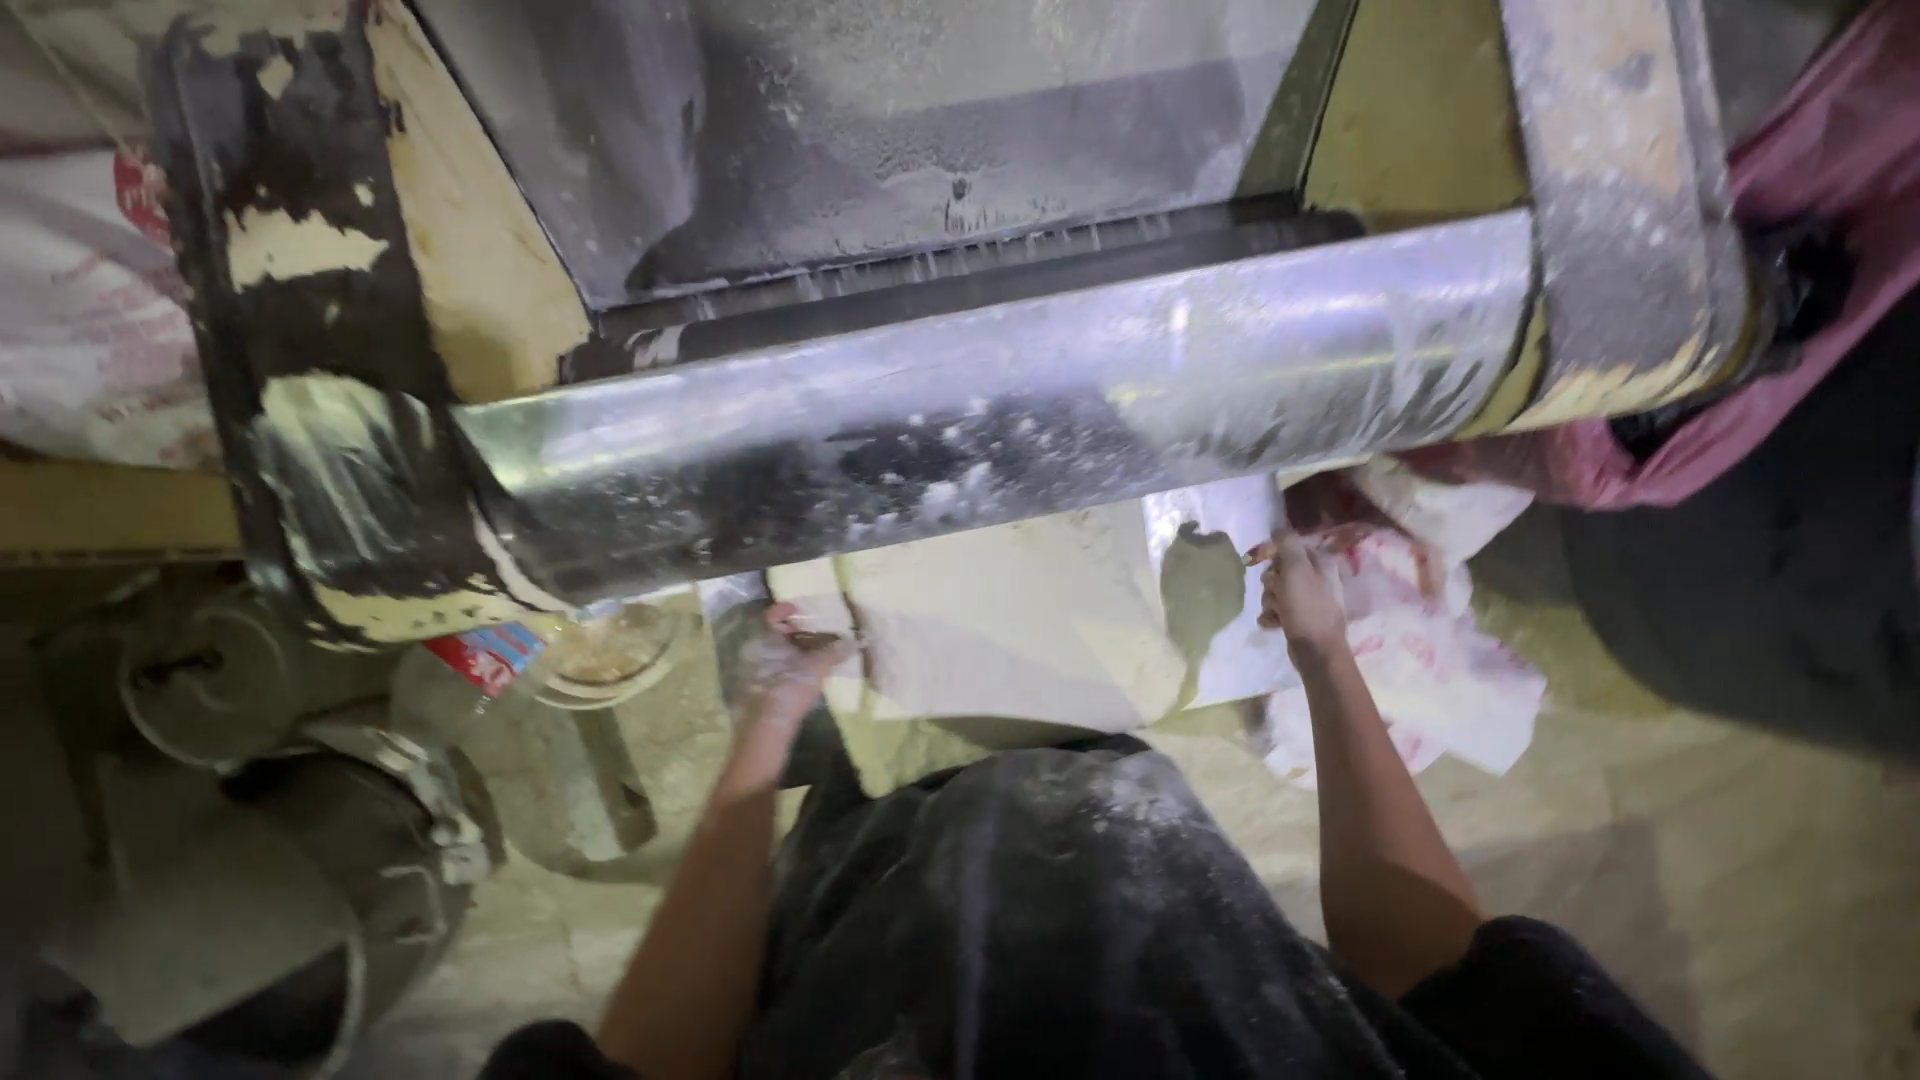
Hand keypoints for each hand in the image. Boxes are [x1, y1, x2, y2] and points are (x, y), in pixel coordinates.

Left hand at [735, 602, 854, 729]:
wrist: (768, 723)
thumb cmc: (790, 685)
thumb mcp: (818, 665)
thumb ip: (836, 651)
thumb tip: (859, 639)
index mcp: (766, 638)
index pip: (770, 615)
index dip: (784, 609)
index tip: (799, 609)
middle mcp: (756, 650)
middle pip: (772, 634)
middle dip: (792, 631)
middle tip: (811, 632)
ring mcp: (754, 670)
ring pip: (773, 652)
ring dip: (790, 650)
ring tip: (812, 653)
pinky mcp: (759, 687)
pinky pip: (773, 667)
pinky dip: (787, 665)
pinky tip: (804, 673)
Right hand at [1245, 530, 1347, 652]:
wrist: (1317, 650)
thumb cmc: (1307, 607)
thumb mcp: (1296, 569)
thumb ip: (1287, 544)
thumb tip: (1277, 529)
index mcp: (1319, 562)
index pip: (1287, 545)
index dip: (1268, 552)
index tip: (1252, 561)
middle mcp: (1316, 577)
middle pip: (1278, 569)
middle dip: (1270, 582)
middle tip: (1277, 593)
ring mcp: (1307, 598)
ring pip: (1275, 590)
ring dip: (1269, 601)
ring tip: (1278, 612)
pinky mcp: (1299, 617)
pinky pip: (1276, 608)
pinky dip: (1271, 615)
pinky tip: (1274, 624)